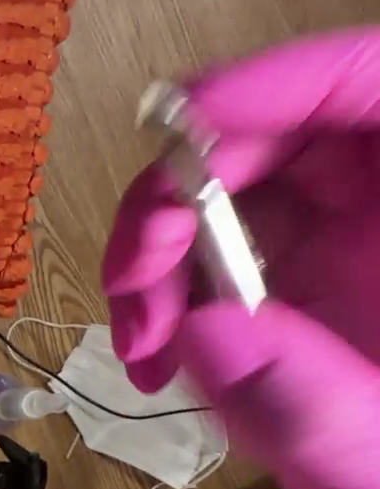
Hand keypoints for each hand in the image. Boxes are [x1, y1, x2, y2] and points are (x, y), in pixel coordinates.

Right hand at [102, 28, 379, 488]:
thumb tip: (200, 329)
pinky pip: (212, 257)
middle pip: (266, 146)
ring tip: (141, 349)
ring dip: (151, 268)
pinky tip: (155, 356)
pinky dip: (159, 301)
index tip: (169, 142)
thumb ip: (305, 404)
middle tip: (131, 290)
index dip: (262, 91)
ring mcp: (350, 242)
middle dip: (169, 210)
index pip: (365, 85)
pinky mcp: (302, 278)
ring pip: (221, 203)